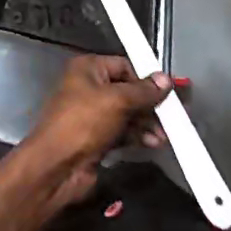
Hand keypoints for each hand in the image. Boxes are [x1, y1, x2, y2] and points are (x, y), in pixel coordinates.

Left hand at [23, 56, 169, 204]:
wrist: (58, 165)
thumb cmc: (83, 122)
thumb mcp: (116, 101)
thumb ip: (143, 91)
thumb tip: (165, 79)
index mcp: (87, 68)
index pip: (123, 65)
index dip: (145, 78)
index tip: (169, 92)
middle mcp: (89, 87)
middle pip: (127, 90)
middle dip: (149, 104)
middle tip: (172, 117)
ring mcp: (92, 113)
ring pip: (127, 113)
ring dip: (146, 123)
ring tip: (164, 135)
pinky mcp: (97, 137)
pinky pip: (123, 131)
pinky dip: (137, 136)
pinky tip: (153, 143)